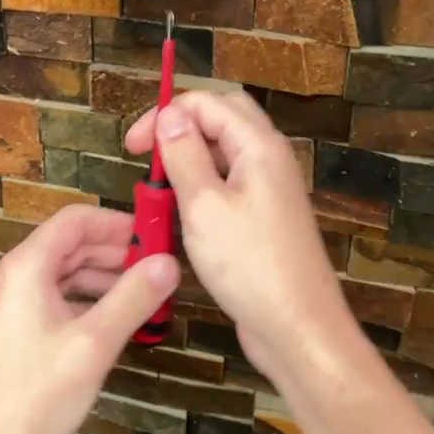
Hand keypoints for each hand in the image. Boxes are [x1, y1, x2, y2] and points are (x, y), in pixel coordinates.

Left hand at [0, 205, 179, 433]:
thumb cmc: (35, 395)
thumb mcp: (93, 344)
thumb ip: (132, 299)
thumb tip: (167, 264)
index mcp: (28, 266)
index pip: (75, 219)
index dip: (115, 221)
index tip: (152, 234)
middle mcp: (18, 275)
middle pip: (72, 244)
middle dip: (115, 250)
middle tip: (156, 265)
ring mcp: (15, 302)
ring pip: (67, 272)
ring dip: (105, 276)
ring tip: (145, 292)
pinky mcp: (19, 328)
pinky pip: (58, 296)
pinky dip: (89, 300)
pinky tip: (116, 318)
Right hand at [124, 92, 355, 374]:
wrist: (299, 331)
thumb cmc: (250, 266)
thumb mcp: (203, 205)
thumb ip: (184, 154)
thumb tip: (170, 114)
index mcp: (258, 146)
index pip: (207, 102)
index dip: (166, 115)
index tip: (133, 147)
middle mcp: (268, 157)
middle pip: (221, 116)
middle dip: (180, 125)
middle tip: (147, 150)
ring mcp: (269, 187)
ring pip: (224, 149)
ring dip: (189, 155)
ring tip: (159, 182)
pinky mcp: (264, 214)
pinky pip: (229, 179)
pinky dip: (201, 182)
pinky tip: (181, 209)